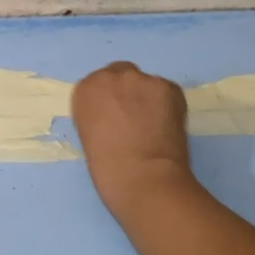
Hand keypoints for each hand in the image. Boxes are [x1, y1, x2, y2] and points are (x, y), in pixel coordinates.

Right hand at [70, 60, 192, 215]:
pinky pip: (167, 91)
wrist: (144, 179)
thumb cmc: (109, 170)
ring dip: (149, 98)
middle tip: (136, 118)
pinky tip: (169, 125)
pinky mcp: (169, 87)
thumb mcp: (90, 135)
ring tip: (156, 125)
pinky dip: (169, 105)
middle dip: (128, 92)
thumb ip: (100, 116)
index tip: (116, 118)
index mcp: (85, 90)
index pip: (98, 85)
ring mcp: (142, 79)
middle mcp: (111, 77)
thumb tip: (117, 116)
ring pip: (147, 83)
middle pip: (121, 75)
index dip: (110, 101)